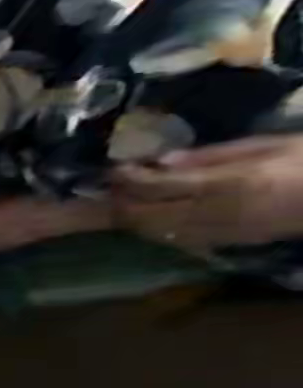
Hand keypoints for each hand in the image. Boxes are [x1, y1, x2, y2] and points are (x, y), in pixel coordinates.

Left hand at [111, 135, 302, 251]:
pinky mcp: (228, 243)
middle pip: (141, 214)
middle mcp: (216, 212)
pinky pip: (174, 239)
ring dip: (132, 217)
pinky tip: (156, 214)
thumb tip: (160, 162)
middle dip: (120, 201)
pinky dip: (153, 228)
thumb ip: (211, 155)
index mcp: (228, 184)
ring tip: (130, 198)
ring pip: (151, 231)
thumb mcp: (272, 145)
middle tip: (116, 185)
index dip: (126, 178)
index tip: (116, 168)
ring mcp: (220, 231)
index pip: (153, 186)